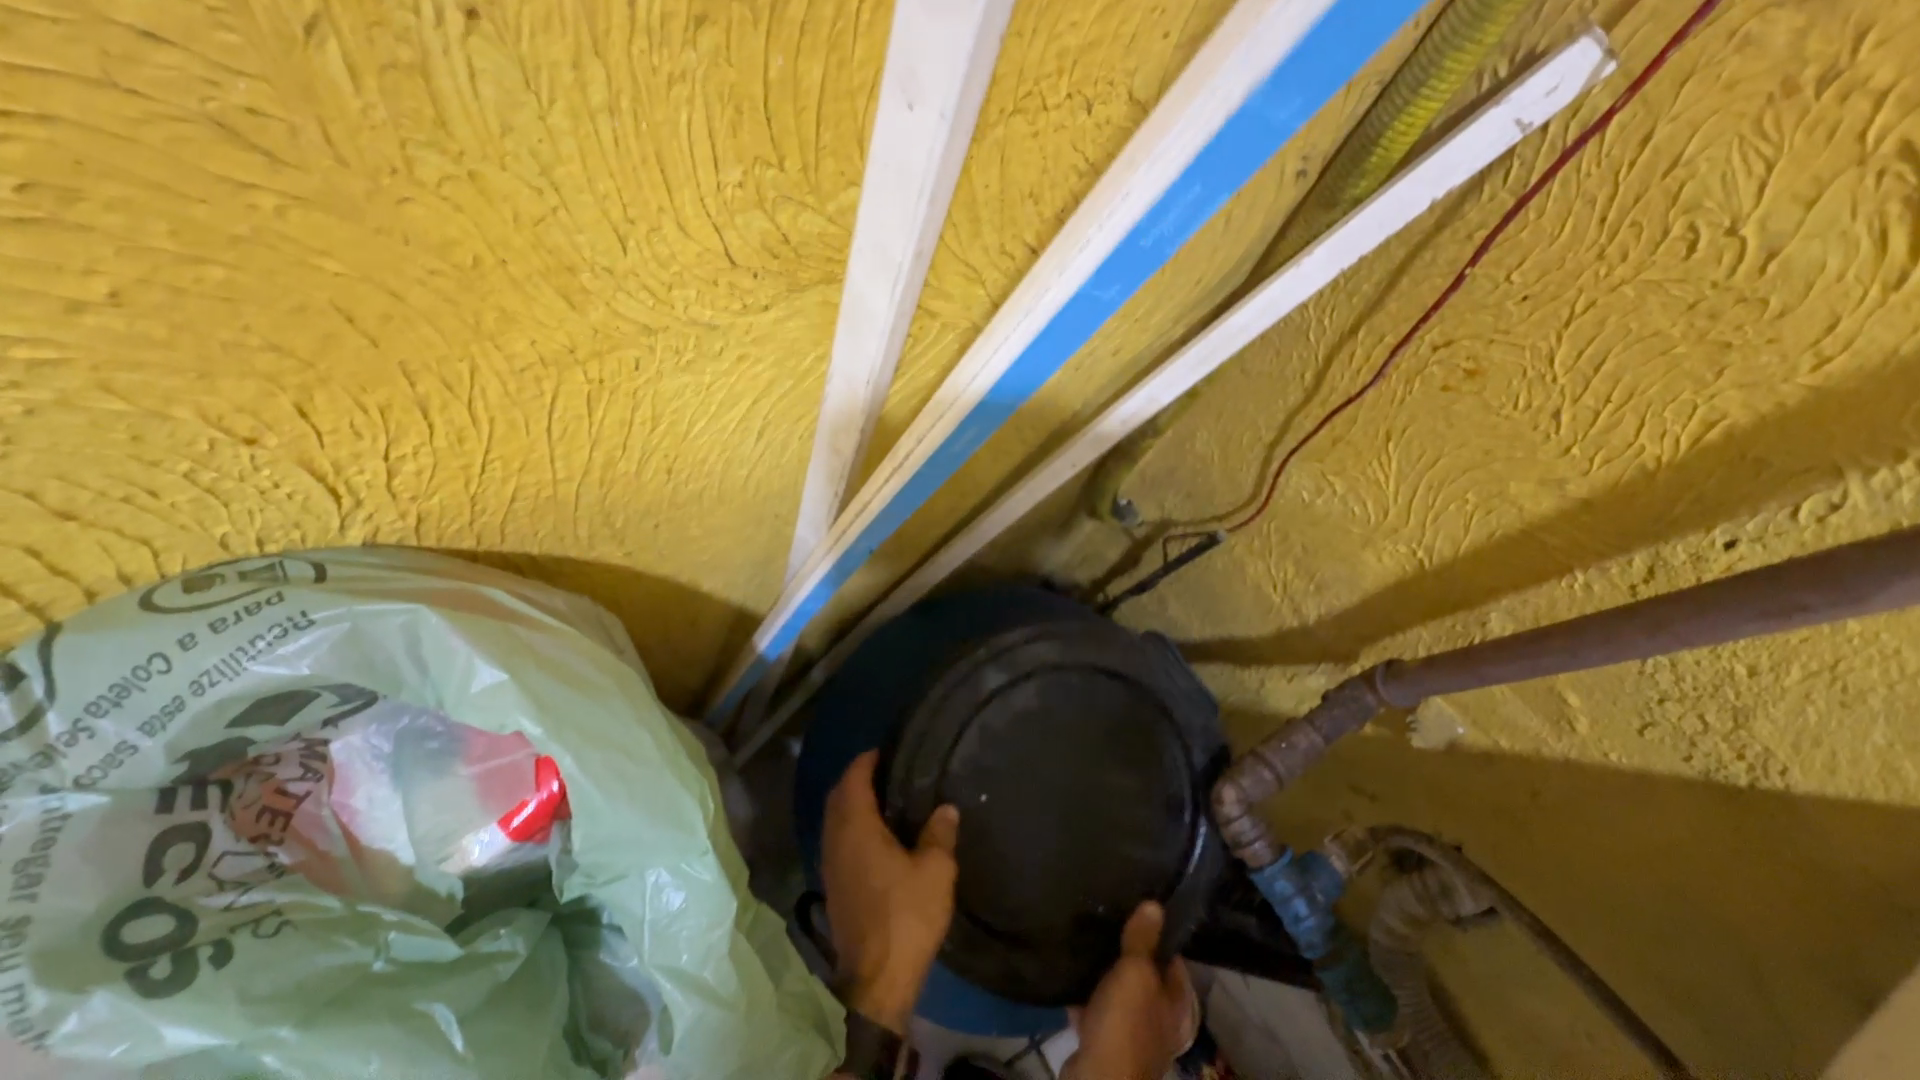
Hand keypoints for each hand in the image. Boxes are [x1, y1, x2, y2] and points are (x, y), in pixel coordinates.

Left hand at [822, 750, 959, 1033]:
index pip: (853, 779)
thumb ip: (939, 833)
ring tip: (885, 800)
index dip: (867, 761)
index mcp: (855, 827)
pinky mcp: (833, 886)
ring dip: (852, 805)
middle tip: (888, 772)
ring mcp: (830, 864)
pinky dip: (853, 828)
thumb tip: (945, 808)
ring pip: (835, 821)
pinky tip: (878, 838)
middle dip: (857, 779)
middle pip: (838, 797)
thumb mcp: (935, 871)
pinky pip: (838, 841)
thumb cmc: (906, 916)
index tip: (885, 750)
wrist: (878, 977)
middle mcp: (835, 840)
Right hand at [1063, 902, 1196, 1079]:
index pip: (1171, 957)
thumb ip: (1143, 940)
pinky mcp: (1104, 1042)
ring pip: (1118, 993)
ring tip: (1085, 939)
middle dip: (1125, 952)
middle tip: (1105, 920)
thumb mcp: (1135, 974)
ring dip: (1103, 974)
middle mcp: (1160, 1018)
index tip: (1134, 908)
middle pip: (1143, 976)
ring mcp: (1132, 1033)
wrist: (1098, 1078)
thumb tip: (1155, 904)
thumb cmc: (1125, 1024)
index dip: (1156, 933)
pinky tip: (1069, 973)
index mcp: (1177, 1002)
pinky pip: (1095, 1010)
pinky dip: (1084, 997)